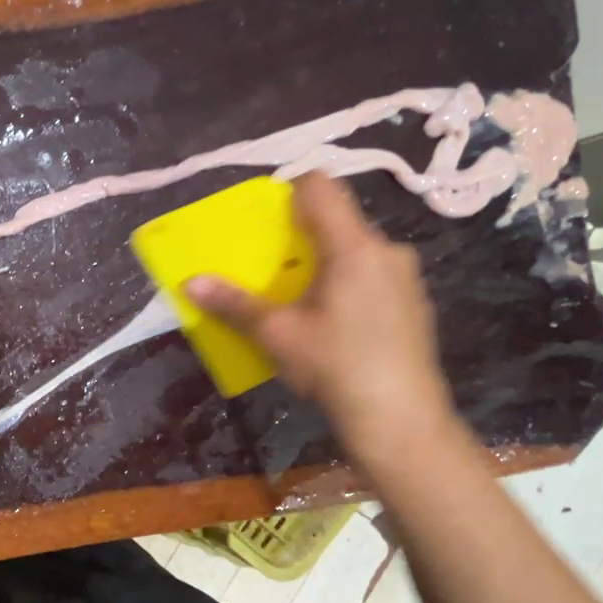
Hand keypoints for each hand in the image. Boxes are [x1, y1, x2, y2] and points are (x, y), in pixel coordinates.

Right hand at [184, 174, 456, 457]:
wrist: (398, 415)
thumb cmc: (334, 365)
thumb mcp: (275, 334)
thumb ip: (234, 304)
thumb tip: (190, 283)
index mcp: (353, 247)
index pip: (321, 187)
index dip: (288, 191)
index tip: (261, 218)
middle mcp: (386, 250)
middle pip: (337, 221)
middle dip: (298, 236)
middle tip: (266, 266)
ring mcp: (404, 277)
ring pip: (355, 251)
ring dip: (321, 262)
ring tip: (294, 297)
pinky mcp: (412, 302)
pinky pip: (370, 275)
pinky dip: (343, 284)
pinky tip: (328, 322)